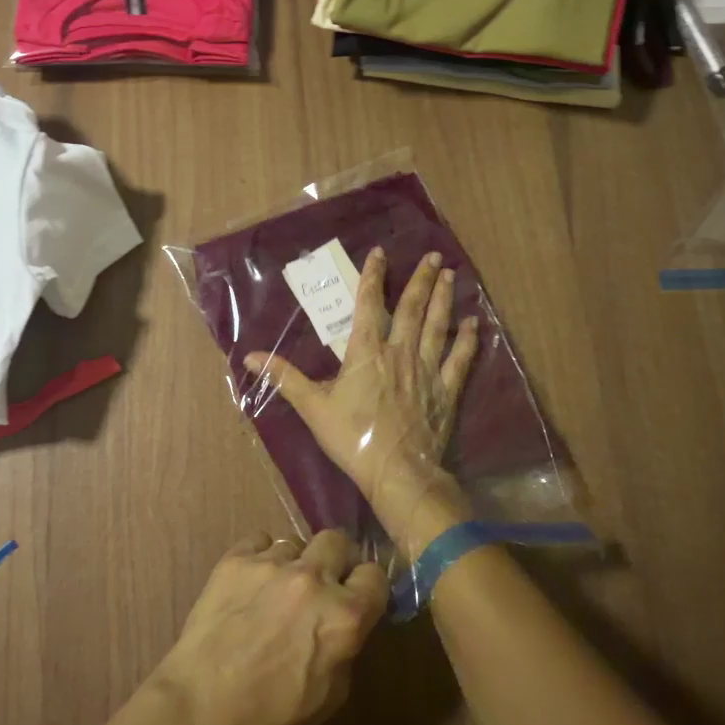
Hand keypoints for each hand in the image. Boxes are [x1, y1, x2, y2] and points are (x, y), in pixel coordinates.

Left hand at [146, 530, 388, 724]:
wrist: (204, 706)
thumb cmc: (273, 716)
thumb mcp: (331, 694)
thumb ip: (345, 646)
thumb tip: (344, 626)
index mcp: (345, 615)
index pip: (375, 575)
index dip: (366, 587)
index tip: (356, 596)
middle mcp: (312, 578)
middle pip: (336, 541)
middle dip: (333, 560)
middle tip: (320, 584)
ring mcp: (271, 564)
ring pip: (294, 541)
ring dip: (293, 562)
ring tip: (276, 587)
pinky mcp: (235, 559)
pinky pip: (258, 541)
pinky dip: (259, 557)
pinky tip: (249, 582)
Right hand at [247, 249, 478, 534]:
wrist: (397, 472)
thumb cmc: (351, 438)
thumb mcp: (312, 406)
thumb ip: (284, 377)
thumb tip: (249, 356)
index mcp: (366, 352)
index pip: (369, 305)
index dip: (372, 277)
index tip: (379, 253)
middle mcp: (399, 352)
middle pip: (411, 308)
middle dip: (421, 279)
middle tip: (434, 256)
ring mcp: (426, 370)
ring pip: (437, 326)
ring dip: (443, 299)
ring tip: (451, 275)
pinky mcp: (446, 391)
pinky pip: (459, 359)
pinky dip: (468, 340)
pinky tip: (475, 322)